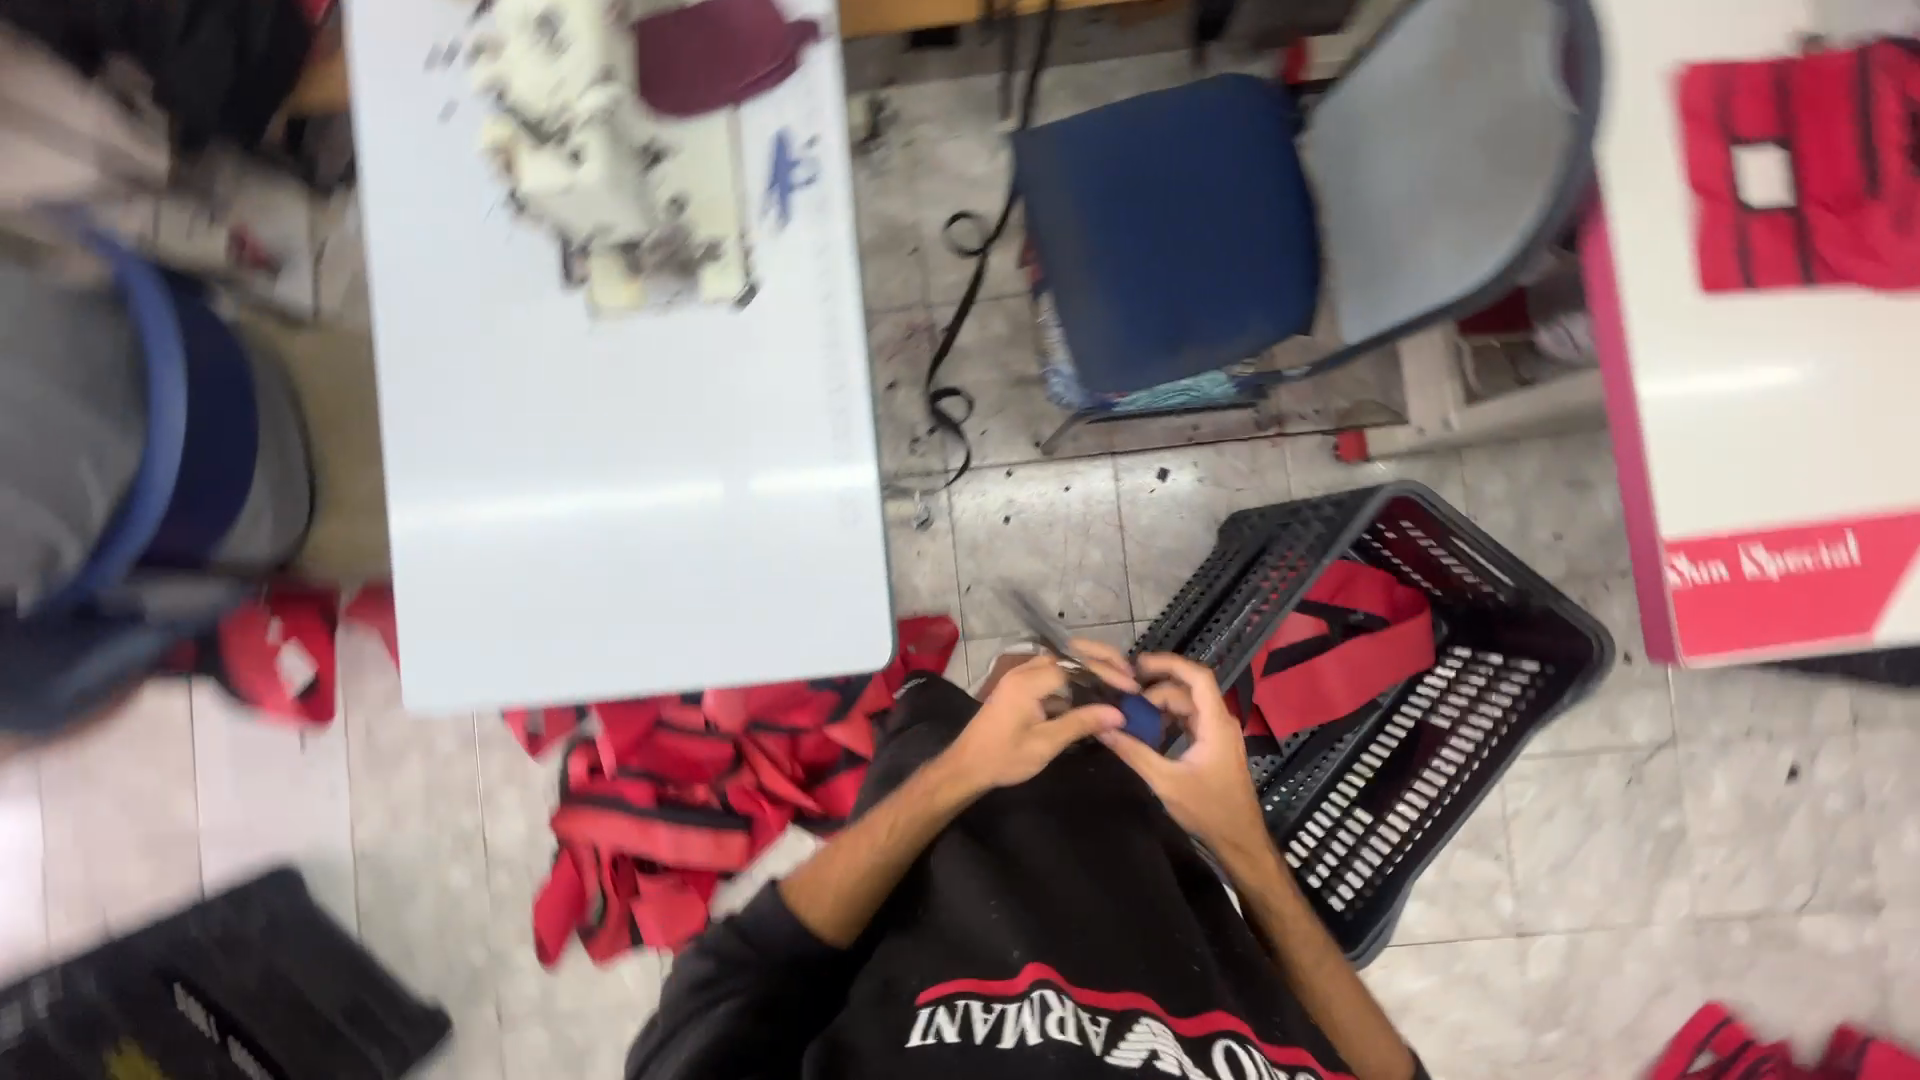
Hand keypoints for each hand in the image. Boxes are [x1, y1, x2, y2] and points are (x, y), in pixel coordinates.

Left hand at [937, 651, 1125, 793]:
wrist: (966, 765)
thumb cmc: (1003, 757)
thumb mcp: (1045, 744)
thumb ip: (1081, 724)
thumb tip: (1118, 714)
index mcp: (1029, 681)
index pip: (1076, 667)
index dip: (1106, 675)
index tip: (1130, 688)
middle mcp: (1025, 670)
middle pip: (1070, 654)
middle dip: (1101, 659)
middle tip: (1129, 673)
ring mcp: (1021, 676)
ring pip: (1062, 661)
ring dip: (1090, 666)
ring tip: (1117, 679)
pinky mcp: (1020, 686)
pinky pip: (1052, 673)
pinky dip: (1075, 677)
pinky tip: (1093, 691)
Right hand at [1098, 653, 1268, 859]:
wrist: (1239, 840)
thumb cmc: (1208, 810)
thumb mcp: (1165, 781)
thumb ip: (1133, 751)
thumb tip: (1102, 728)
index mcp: (1215, 724)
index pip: (1198, 677)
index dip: (1169, 663)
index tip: (1138, 664)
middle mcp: (1220, 722)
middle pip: (1187, 690)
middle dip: (1155, 690)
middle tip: (1125, 700)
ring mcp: (1218, 733)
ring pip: (1187, 705)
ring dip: (1161, 706)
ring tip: (1131, 715)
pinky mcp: (1213, 745)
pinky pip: (1190, 720)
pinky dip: (1169, 719)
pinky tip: (1148, 730)